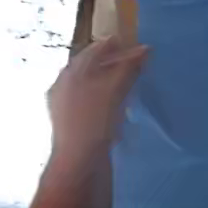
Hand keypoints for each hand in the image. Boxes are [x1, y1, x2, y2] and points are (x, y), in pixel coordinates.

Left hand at [47, 36, 148, 163]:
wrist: (78, 165)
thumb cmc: (94, 122)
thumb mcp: (114, 90)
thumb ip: (129, 67)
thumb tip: (145, 49)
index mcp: (70, 74)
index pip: (93, 50)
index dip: (113, 45)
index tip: (130, 42)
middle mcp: (63, 86)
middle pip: (89, 67)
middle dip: (110, 62)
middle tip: (132, 61)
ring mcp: (64, 106)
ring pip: (89, 85)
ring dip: (108, 80)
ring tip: (127, 82)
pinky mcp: (70, 124)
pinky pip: (89, 102)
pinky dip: (103, 97)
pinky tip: (116, 106)